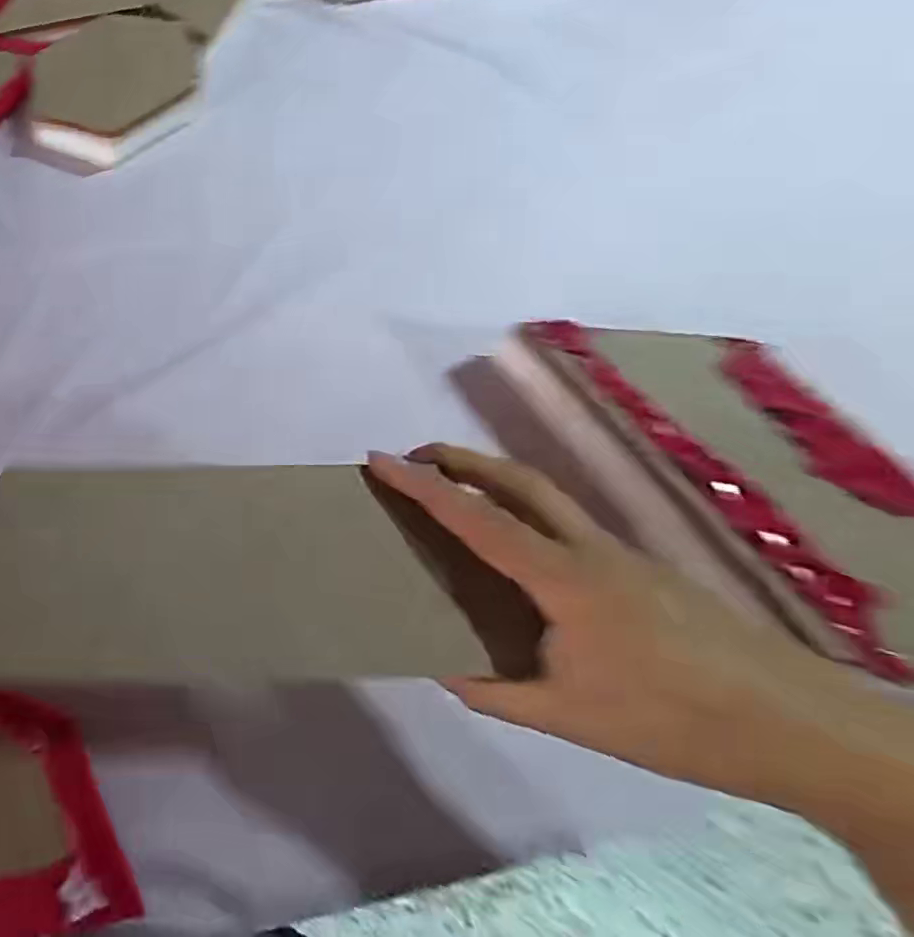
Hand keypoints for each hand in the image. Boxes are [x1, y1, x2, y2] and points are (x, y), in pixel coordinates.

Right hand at [365, 444, 885, 803]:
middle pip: (520, 482)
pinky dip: (523, 511)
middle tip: (415, 456)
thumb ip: (494, 693)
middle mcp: (593, 552)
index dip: (424, 486)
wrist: (811, 733)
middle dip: (462, 459)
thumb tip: (441, 671)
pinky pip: (568, 525)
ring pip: (548, 498)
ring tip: (454, 490)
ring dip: (493, 480)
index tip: (380, 461)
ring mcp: (626, 557)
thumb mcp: (569, 717)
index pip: (478, 519)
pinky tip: (518, 550)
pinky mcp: (646, 572)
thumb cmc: (678, 721)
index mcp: (564, 579)